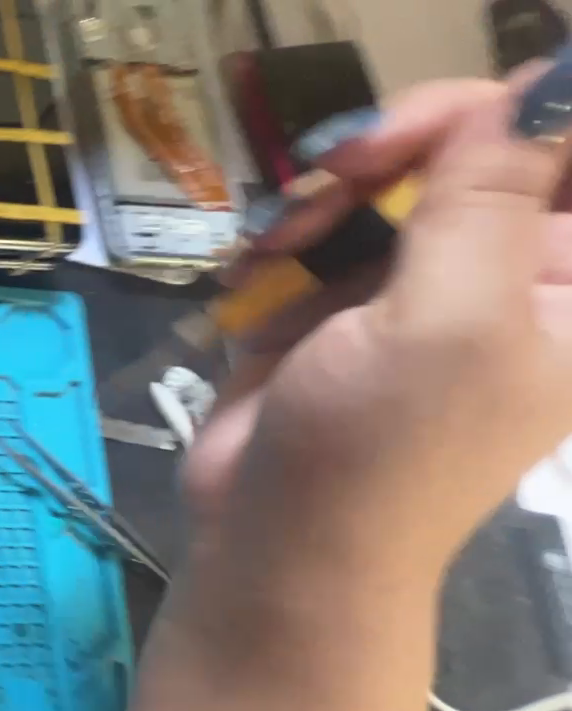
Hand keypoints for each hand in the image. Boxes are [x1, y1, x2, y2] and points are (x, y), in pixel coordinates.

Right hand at [187, 75, 571, 577]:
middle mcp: (494, 276)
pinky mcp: (316, 323)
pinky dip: (268, 255)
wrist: (276, 538)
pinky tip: (246, 278)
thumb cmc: (377, 444)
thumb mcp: (448, 323)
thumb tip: (513, 97)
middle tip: (331, 178)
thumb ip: (483, 204)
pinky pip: (302, 254)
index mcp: (571, 278)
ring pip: (368, 202)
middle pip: (462, 159)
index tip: (419, 130)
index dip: (509, 115)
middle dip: (389, 159)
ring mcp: (398, 300)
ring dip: (313, 211)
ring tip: (268, 252)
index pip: (571, 152)